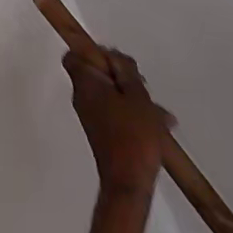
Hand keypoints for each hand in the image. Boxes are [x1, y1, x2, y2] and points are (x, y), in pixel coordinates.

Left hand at [63, 46, 173, 197]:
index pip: (73, 55)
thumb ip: (125, 71)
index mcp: (86, 84)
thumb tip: (112, 56)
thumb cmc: (133, 135)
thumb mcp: (135, 95)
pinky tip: (159, 124)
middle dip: (122, 75)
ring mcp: (92, 115)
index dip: (93, 51)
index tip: (116, 60)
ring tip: (158, 110)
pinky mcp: (103, 130)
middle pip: (96, 72)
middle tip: (142, 85)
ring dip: (134, 95)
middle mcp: (83, 97)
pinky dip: (134, 112)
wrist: (129, 181)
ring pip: (111, 92)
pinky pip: (116, 110)